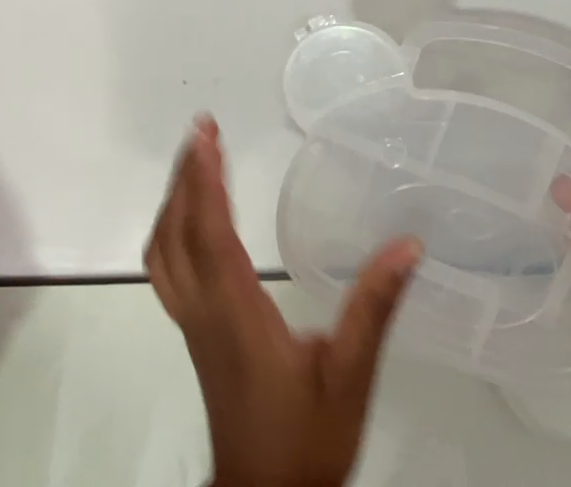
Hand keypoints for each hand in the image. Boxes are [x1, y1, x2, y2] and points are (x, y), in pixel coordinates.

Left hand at [146, 114, 423, 486]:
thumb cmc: (306, 438)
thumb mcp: (350, 374)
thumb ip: (374, 308)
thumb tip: (407, 246)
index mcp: (235, 312)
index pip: (210, 233)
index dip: (205, 180)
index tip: (206, 135)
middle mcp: (203, 312)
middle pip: (176, 232)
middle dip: (186, 176)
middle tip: (202, 131)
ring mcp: (192, 324)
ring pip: (163, 252)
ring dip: (173, 201)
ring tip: (195, 163)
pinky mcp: (195, 336)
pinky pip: (168, 271)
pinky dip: (171, 232)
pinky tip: (189, 223)